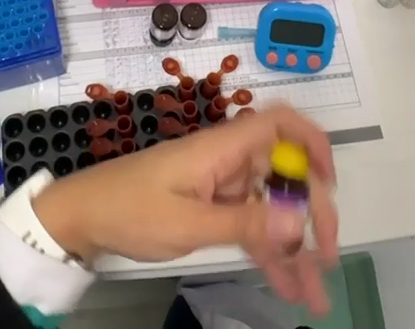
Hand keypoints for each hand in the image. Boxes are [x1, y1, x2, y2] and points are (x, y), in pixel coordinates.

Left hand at [31, 103, 340, 314]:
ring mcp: (221, 184)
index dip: (311, 141)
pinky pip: (251, 225)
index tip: (330, 180)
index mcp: (222, 148)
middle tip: (328, 256)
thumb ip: (246, 222)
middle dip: (311, 213)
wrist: (83, 216)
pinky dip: (269, 253)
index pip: (278, 124)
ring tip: (316, 289)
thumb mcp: (189, 223)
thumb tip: (299, 220)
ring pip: (271, 207)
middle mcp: (228, 160)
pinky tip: (287, 286)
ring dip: (295, 246)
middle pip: (284, 174)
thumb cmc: (131, 208)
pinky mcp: (212, 207)